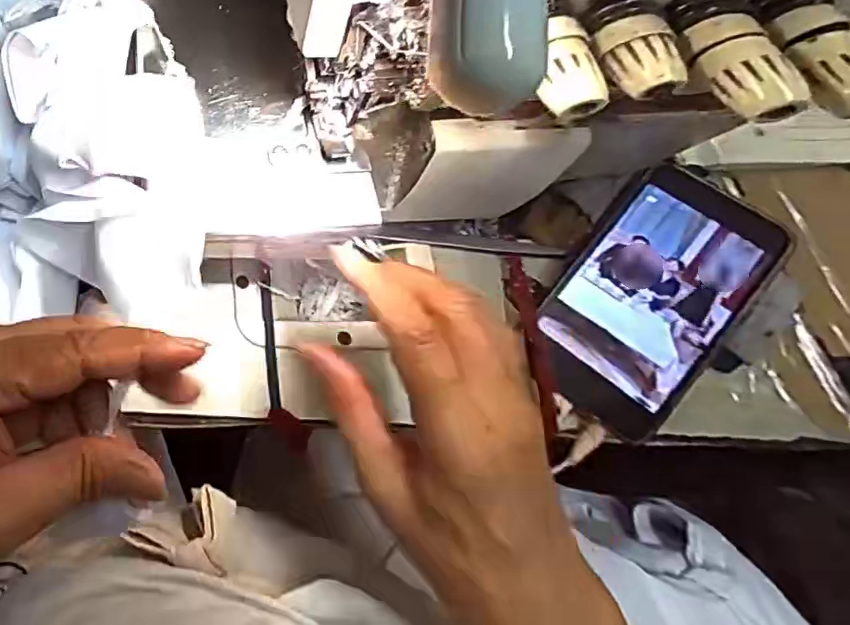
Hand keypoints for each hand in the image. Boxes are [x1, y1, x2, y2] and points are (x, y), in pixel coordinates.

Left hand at [0, 317, 205, 622]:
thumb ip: (84, 473)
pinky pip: (39, 387)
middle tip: (182, 395)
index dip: (141, 347)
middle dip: (128, 369)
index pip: (77, 345)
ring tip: (124, 445)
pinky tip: (87, 443)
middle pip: (73, 344)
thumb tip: (152, 468)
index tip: (194, 349)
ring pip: (61, 365)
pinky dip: (70, 413)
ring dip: (98, 400)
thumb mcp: (7, 505)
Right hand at [303, 246, 624, 624]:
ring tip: (381, 271)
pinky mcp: (525, 390)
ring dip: (428, 278)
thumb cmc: (452, 548)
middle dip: (401, 273)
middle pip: (456, 308)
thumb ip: (352, 411)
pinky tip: (424, 295)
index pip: (421, 337)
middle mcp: (498, 401)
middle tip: (355, 262)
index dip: (380, 288)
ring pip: (479, 309)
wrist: (536, 591)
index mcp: (460, 432)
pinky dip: (452, 295)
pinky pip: (491, 324)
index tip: (343, 258)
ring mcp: (520, 392)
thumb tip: (313, 349)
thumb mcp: (385, 488)